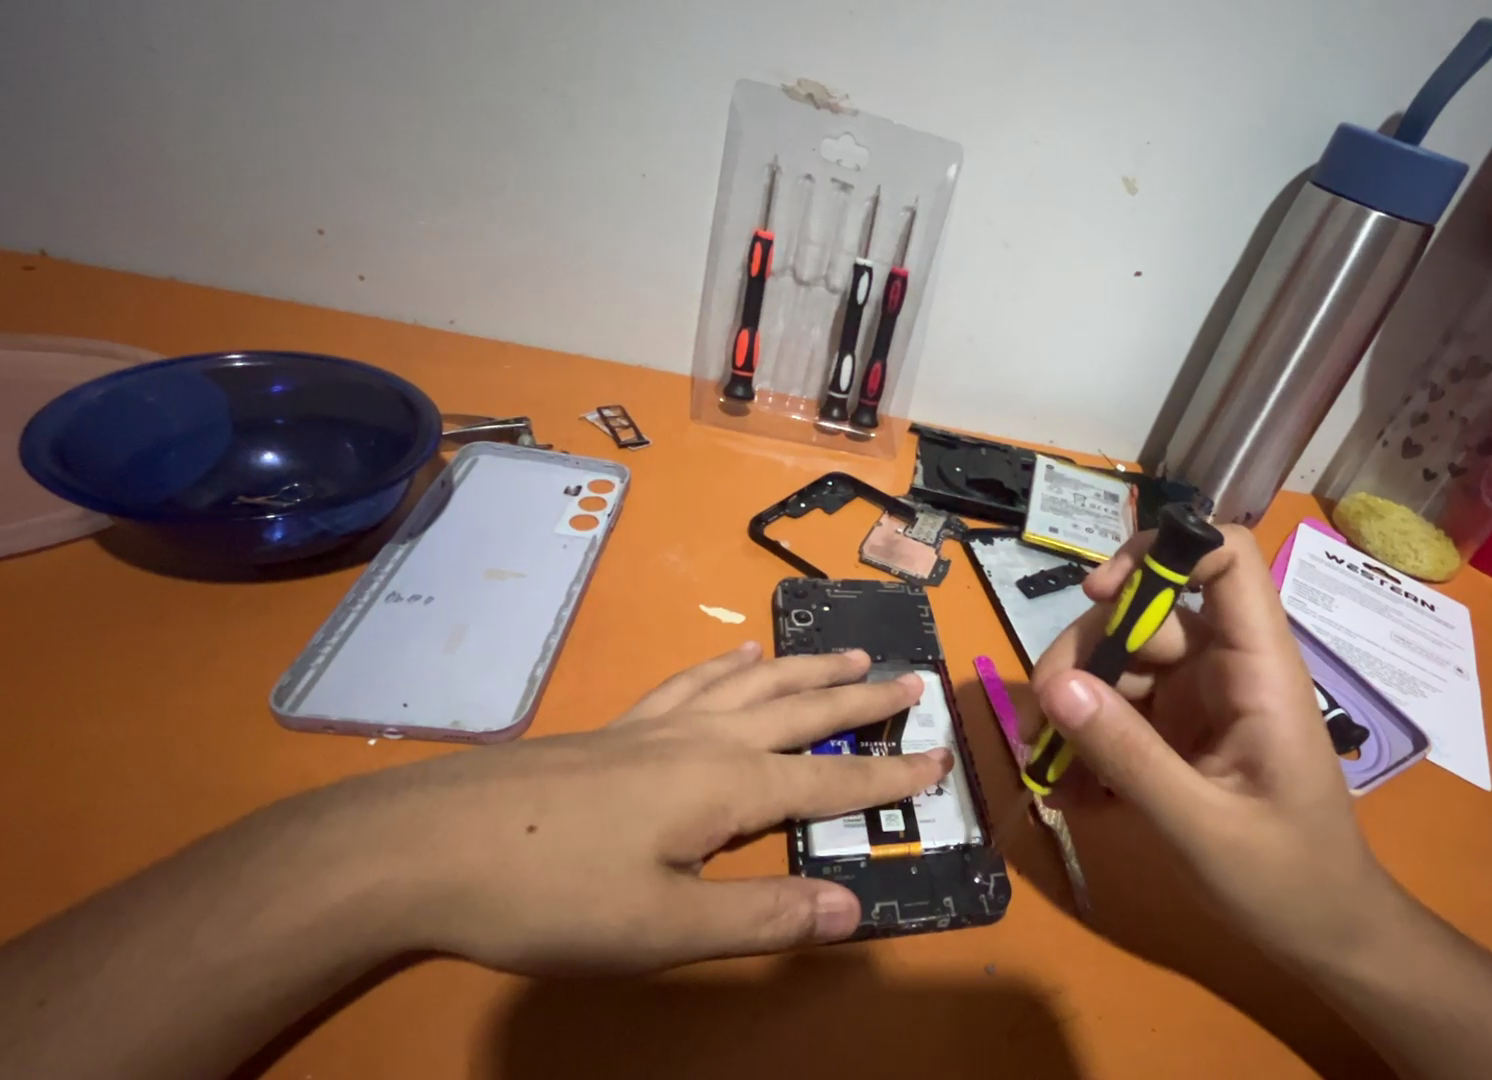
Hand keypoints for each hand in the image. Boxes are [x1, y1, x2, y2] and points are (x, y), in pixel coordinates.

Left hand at [314, 643, 948, 973]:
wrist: (431, 843)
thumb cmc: (555, 893)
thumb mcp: (664, 929)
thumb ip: (763, 915)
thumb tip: (853, 910)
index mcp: (731, 787)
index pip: (832, 782)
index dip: (890, 776)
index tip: (939, 758)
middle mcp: (710, 740)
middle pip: (804, 711)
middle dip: (863, 700)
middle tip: (911, 680)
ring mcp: (663, 725)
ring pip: (757, 683)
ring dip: (808, 669)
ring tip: (847, 655)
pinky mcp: (624, 727)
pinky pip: (694, 681)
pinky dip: (730, 666)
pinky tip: (740, 657)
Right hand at [1027, 526, 1393, 965]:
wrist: (1325, 934)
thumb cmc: (1287, 879)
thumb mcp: (1201, 825)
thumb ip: (1128, 755)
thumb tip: (1054, 686)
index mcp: (1257, 668)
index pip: (1226, 562)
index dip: (1162, 553)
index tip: (1097, 595)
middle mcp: (1225, 667)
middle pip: (1145, 617)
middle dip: (1084, 659)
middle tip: (1041, 722)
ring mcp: (1198, 698)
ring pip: (1120, 664)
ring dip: (1074, 709)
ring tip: (1048, 773)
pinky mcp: (1177, 730)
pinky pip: (1118, 711)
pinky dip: (1087, 742)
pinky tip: (1071, 792)